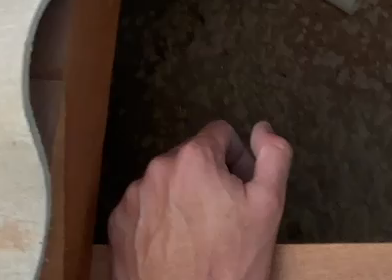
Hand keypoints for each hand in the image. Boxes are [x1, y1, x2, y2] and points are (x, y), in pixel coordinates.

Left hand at [108, 120, 292, 279]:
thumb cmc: (230, 263)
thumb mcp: (268, 206)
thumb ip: (274, 154)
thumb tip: (262, 128)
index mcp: (193, 157)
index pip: (221, 134)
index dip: (237, 160)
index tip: (241, 192)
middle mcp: (157, 168)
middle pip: (193, 158)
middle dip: (210, 179)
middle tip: (222, 219)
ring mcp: (133, 198)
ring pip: (168, 182)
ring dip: (183, 197)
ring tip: (197, 237)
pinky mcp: (117, 226)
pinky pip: (146, 207)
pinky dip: (159, 219)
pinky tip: (172, 248)